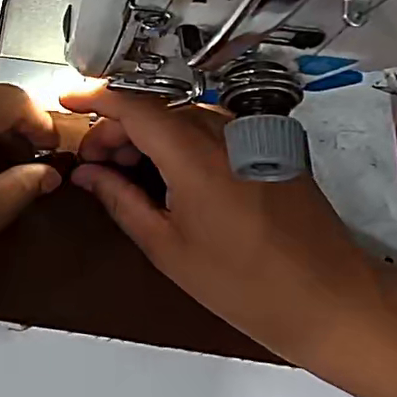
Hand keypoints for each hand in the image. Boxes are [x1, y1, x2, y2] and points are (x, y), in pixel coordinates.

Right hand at [59, 88, 386, 370]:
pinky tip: (166, 172)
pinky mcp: (265, 144)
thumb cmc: (248, 283)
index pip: (133, 104)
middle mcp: (224, 132)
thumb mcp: (167, 247)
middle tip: (95, 162)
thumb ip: (121, 200)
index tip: (69, 103)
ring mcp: (249, 134)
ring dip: (147, 134)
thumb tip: (89, 174)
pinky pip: (208, 128)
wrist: (328, 298)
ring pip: (180, 116)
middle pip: (155, 109)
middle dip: (117, 128)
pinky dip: (177, 140)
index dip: (94, 98)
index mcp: (195, 155)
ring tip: (127, 171)